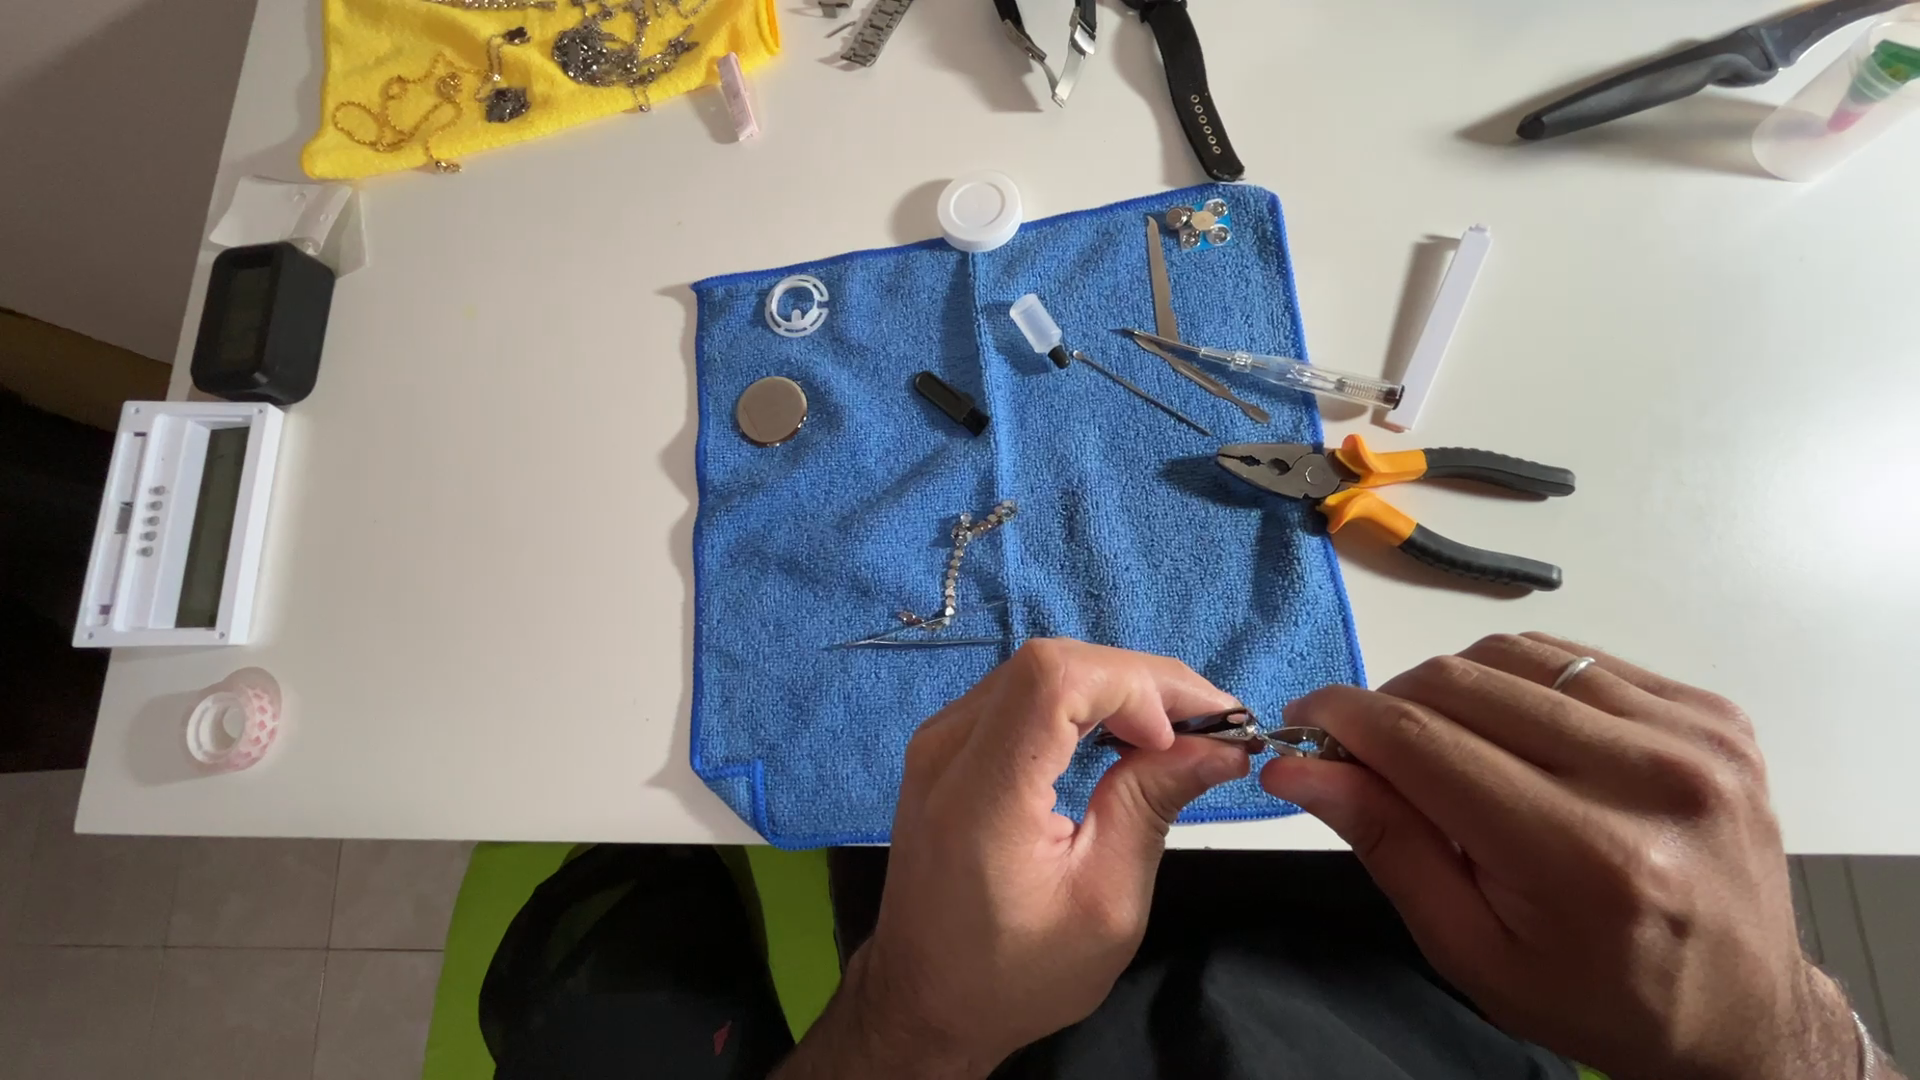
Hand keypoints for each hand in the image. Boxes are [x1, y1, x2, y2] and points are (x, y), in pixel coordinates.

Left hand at [778, 640, 1250, 1078]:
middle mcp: (949, 745)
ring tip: (1175, 726)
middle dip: (1138, 681)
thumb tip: (1215, 746)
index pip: (1051, 681)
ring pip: (1039, 668)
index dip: (1129, 686)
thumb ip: (1150, 807)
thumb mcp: (1104, 907)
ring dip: (1114, 685)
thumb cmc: (1013, 971)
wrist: (923, 993)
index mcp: (980, 793)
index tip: (1183, 733)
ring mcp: (941, 735)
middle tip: (1205, 721)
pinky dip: (1082, 697)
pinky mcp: (948, 739)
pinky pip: (1023, 690)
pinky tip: (1121, 729)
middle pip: (1050, 664)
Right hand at [1262, 633, 1857, 1079]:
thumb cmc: (1589, 993)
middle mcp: (1649, 779)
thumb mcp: (1464, 945)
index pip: (1418, 740)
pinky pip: (1558, 656)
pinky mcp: (1709, 713)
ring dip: (1442, 689)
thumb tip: (1290, 766)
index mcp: (1585, 857)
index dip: (1339, 718)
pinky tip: (1508, 730)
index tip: (1300, 724)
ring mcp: (1692, 737)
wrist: (1745, 1014)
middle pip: (1452, 683)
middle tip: (1367, 751)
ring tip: (1443, 744)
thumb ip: (1380, 840)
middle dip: (1383, 706)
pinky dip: (1505, 680)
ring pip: (1499, 654)